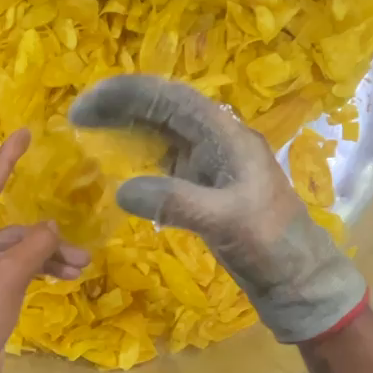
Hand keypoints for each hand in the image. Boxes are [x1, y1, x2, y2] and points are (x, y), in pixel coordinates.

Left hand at [0, 129, 89, 372]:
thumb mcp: (13, 274)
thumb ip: (35, 244)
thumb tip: (52, 226)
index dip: (7, 159)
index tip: (24, 133)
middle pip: (10, 227)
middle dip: (46, 239)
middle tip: (80, 250)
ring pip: (16, 249)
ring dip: (47, 257)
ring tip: (81, 269)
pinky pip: (13, 266)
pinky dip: (36, 270)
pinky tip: (65, 276)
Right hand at [69, 75, 367, 343]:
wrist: (296, 278)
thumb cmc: (269, 243)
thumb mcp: (224, 219)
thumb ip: (175, 201)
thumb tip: (122, 190)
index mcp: (226, 135)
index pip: (170, 99)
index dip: (125, 95)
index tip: (83, 106)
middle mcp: (216, 141)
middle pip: (162, 109)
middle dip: (120, 107)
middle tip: (76, 118)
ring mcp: (209, 166)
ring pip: (161, 134)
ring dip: (126, 130)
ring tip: (88, 135)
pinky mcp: (203, 190)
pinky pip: (163, 164)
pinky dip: (136, 161)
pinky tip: (116, 171)